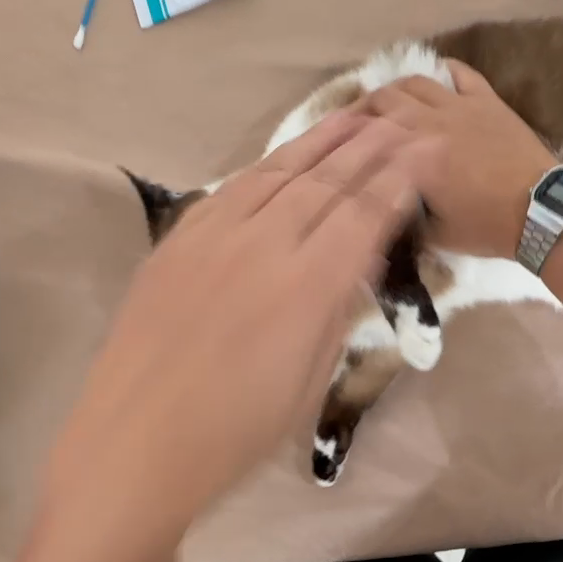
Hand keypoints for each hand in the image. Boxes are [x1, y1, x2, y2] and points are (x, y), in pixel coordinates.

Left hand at [53, 112, 437, 527]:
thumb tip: (353, 272)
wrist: (137, 445)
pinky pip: (230, 188)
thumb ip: (333, 317)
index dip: (399, 178)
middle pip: (325, 180)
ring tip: (354, 117)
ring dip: (321, 141)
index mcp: (306, 287)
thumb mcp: (305, 384)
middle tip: (401, 122)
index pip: (364, 213)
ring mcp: (212, 236)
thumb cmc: (234, 437)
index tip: (425, 151)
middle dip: (369, 146)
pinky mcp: (176, 242)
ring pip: (276, 172)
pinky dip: (267, 166)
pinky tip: (283, 159)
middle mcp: (262, 244)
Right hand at [364, 60, 558, 258]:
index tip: (337, 148)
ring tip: (387, 103)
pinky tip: (432, 78)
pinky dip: (440, 72)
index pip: (369, 138)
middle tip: (355, 125)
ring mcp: (460, 106)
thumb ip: (406, 214)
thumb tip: (387, 202)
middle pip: (385, 102)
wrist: (538, 213)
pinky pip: (458, 73)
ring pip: (416, 83)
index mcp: (413, 157)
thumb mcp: (435, 235)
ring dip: (395, 90)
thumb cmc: (485, 228)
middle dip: (364, 110)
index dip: (349, 139)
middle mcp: (430, 122)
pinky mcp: (486, 101)